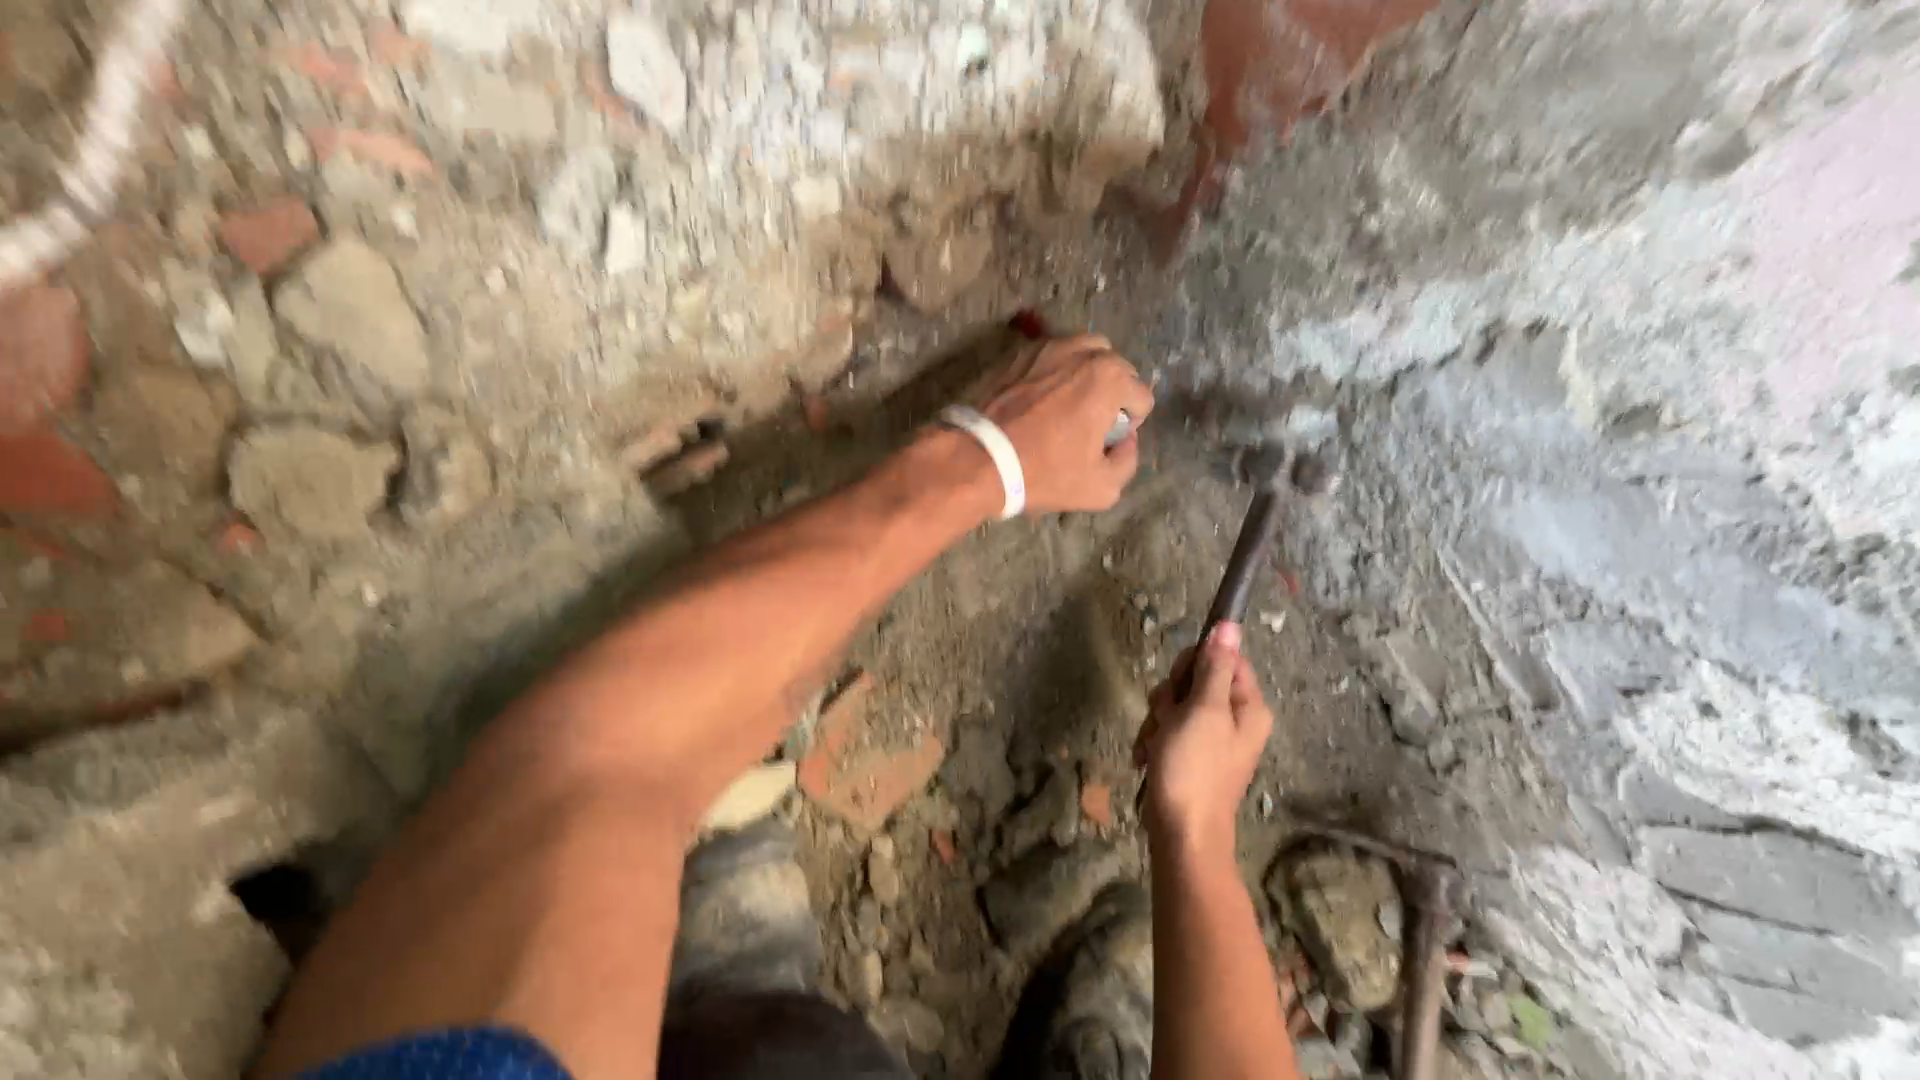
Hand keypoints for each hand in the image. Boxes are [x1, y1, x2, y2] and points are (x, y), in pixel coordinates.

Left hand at [975, 334, 1154, 513]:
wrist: (979, 458)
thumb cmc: (1043, 473)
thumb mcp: (1101, 487)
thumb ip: (1128, 460)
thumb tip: (1126, 441)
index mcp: (1110, 379)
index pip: (1142, 398)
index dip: (1131, 424)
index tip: (1106, 442)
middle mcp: (1083, 351)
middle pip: (1117, 369)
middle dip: (1112, 394)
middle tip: (1089, 424)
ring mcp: (1048, 346)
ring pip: (1085, 353)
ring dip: (1087, 374)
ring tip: (1069, 405)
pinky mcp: (1018, 353)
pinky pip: (1052, 356)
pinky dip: (1056, 372)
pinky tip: (1040, 400)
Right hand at [1133, 623, 1273, 852]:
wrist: (1182, 833)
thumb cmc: (1194, 768)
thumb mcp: (1203, 710)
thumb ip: (1214, 666)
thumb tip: (1230, 624)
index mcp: (1248, 706)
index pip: (1224, 657)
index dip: (1196, 663)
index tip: (1181, 683)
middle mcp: (1234, 718)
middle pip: (1195, 679)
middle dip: (1170, 697)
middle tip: (1168, 719)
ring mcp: (1211, 738)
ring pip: (1175, 704)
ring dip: (1157, 720)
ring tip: (1157, 745)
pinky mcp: (1190, 755)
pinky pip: (1167, 729)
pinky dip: (1154, 740)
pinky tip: (1148, 757)